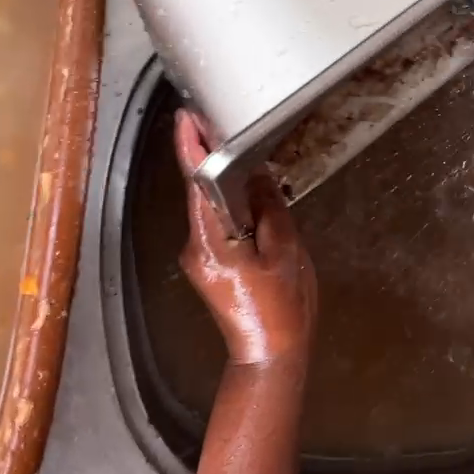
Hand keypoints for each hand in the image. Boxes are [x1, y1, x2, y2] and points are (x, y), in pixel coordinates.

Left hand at [175, 109, 317, 366]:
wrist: (269, 356)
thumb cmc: (281, 307)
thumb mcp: (284, 251)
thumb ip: (270, 208)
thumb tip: (259, 173)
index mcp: (211, 242)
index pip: (196, 184)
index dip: (191, 148)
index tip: (188, 117)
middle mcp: (194, 247)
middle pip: (201, 193)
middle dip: (216, 160)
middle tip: (230, 127)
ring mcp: (199, 258)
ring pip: (211, 209)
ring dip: (228, 185)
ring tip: (251, 157)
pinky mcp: (209, 265)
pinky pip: (219, 224)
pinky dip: (233, 206)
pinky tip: (254, 196)